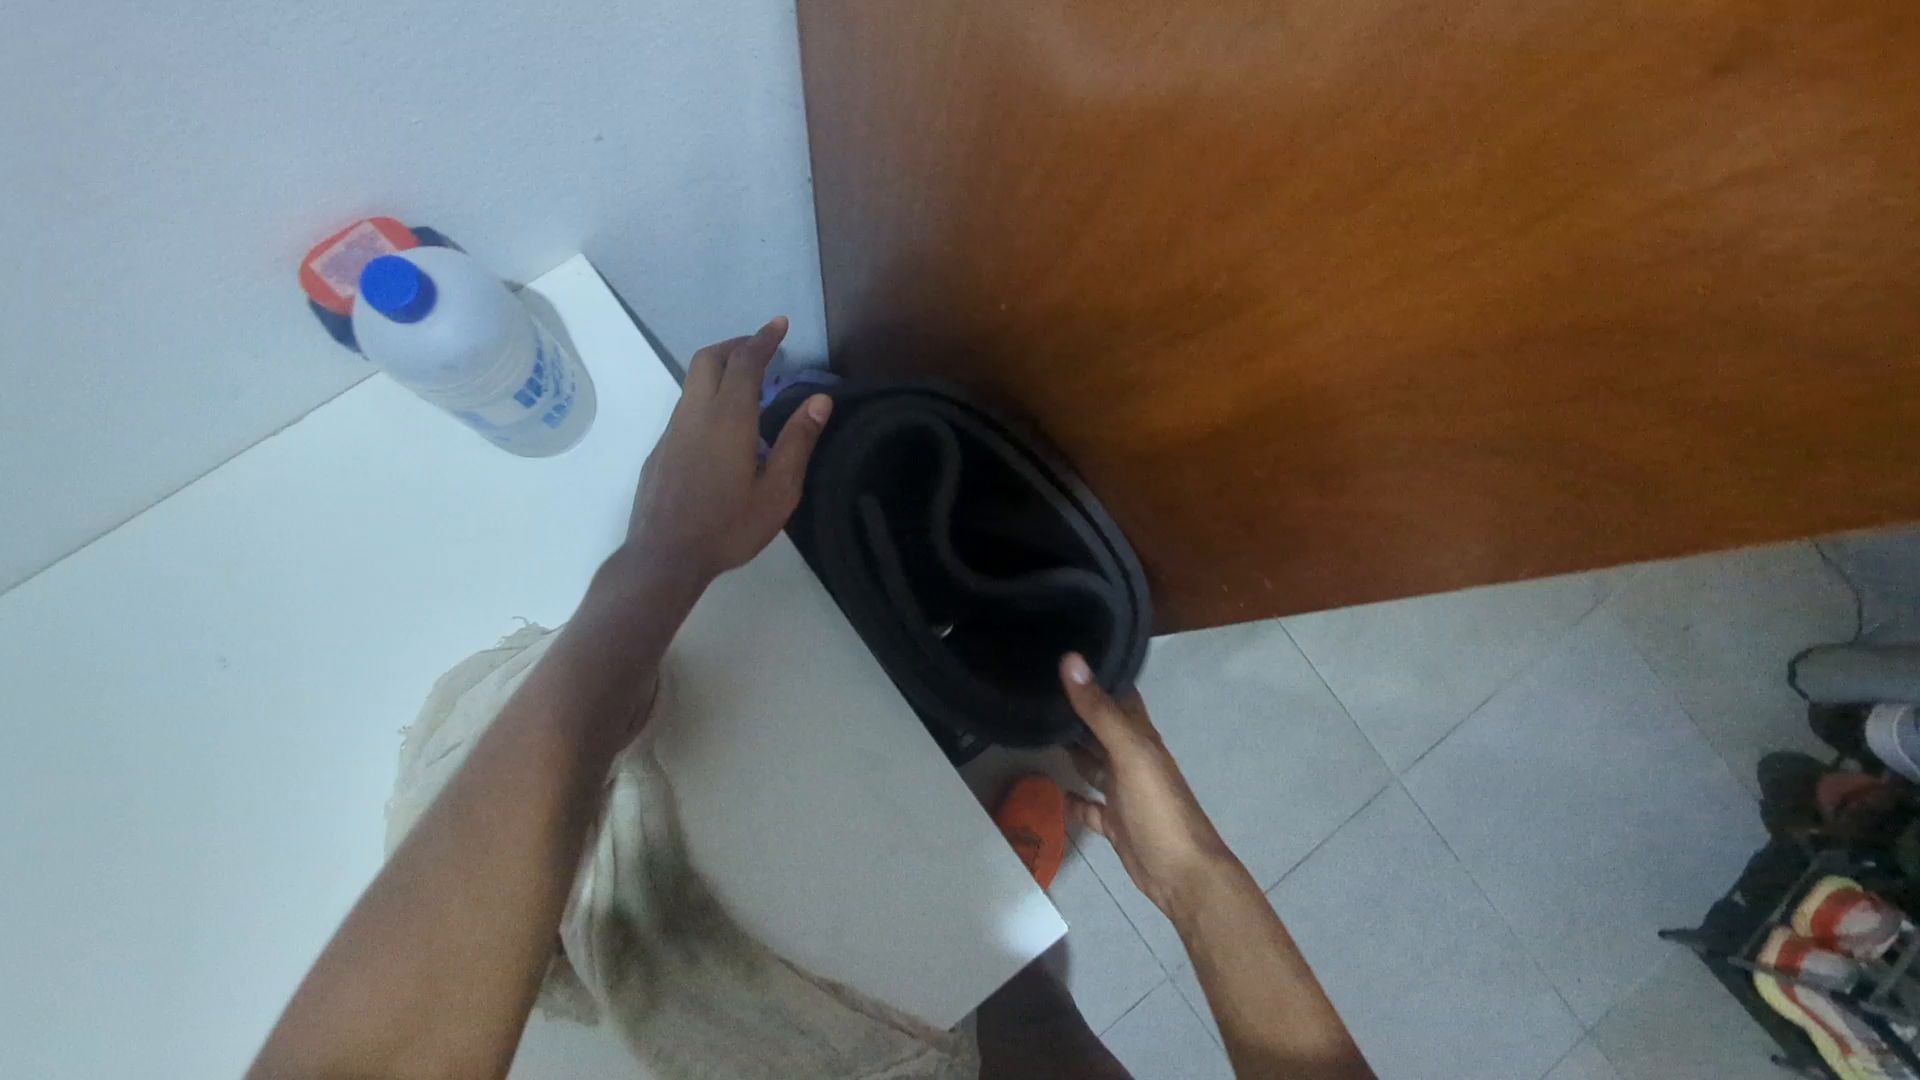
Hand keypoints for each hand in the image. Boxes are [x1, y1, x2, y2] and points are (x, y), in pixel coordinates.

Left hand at [624, 317, 831, 581]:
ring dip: (720, 368)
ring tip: (747, 382)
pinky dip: (708, 395)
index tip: (780, 324)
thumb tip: (820, 399)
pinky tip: (724, 427)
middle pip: (709, 359)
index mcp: (729, 418)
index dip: (764, 339)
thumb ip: (798, 441)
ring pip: (693, 381)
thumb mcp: (779, 491)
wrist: (666, 555)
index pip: (746, 362)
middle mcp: (696, 413)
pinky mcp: (661, 449)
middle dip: (736, 345)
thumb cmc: (729, 526)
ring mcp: (673, 430)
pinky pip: (686, 406)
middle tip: (761, 347)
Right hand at [1061, 653, 1235, 916]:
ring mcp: (1123, 791)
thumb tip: (1071, 659)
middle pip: (1100, 728)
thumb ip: (1099, 711)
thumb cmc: (1158, 807)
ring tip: (1036, 731)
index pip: (1117, 696)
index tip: (1062, 655)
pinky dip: (1074, 798)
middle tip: (1037, 691)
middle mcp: (1131, 758)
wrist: (1181, 874)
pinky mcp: (1114, 822)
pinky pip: (1090, 805)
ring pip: (1093, 763)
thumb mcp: (1129, 753)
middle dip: (1076, 712)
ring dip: (1072, 751)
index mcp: (1139, 737)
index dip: (1095, 676)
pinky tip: (1053, 791)